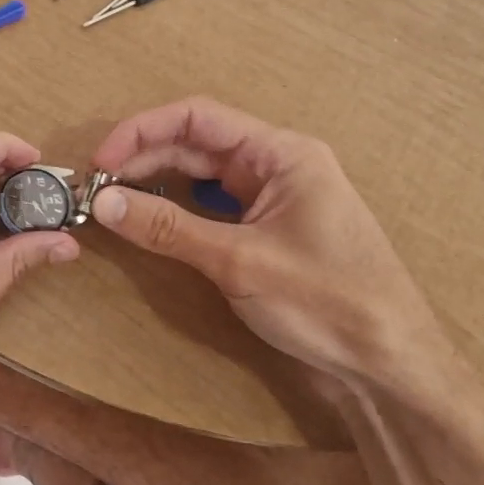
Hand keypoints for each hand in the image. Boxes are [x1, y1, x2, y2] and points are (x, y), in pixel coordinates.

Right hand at [88, 97, 443, 390]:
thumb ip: (168, 227)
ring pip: (200, 175)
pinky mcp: (265, 231)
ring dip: (155, 183)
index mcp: (282, 154)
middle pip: (195, 144)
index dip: (142, 130)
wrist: (388, 366)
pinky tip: (149, 220)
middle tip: (95, 187)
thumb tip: (103, 200)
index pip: (198, 118)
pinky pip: (210, 206)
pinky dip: (175, 209)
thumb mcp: (239, 261)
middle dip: (142, 158)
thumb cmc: (327, 302)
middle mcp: (276, 166)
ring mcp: (272, 199)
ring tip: (111, 201)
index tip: (100, 160)